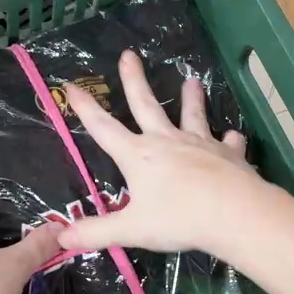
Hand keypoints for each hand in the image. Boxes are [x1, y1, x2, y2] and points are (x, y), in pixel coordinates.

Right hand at [58, 50, 269, 256]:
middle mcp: (166, 141)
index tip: (72, 85)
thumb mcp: (131, 230)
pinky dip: (230, 140)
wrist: (233, 213)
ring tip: (192, 81)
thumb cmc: (178, 219)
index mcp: (138, 155)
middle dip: (134, 80)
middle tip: (130, 54)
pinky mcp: (227, 154)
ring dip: (191, 99)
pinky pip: (229, 144)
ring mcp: (200, 144)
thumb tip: (60, 239)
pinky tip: (234, 136)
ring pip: (192, 116)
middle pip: (146, 106)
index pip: (103, 128)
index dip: (85, 108)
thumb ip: (96, 232)